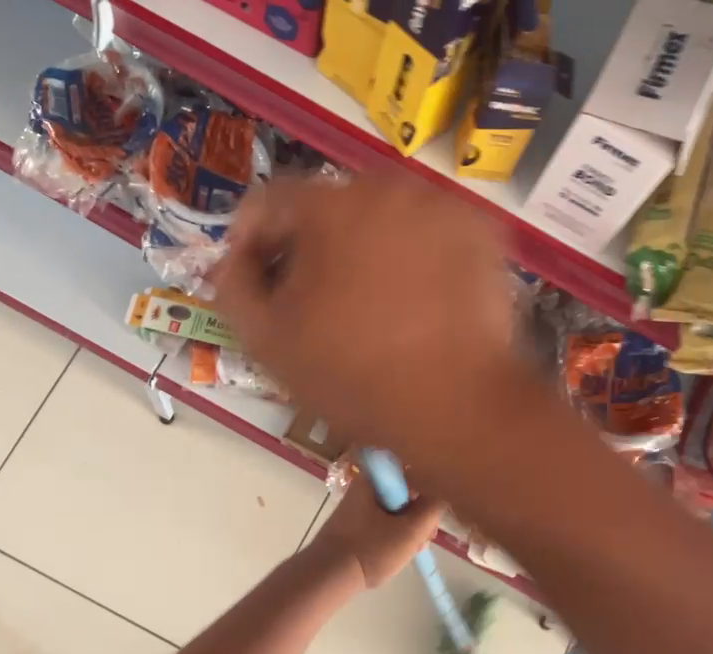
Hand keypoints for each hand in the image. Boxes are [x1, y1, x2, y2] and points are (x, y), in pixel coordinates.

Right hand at [211, 171, 534, 459]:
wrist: (455, 406)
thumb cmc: (354, 378)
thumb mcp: (270, 344)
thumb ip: (234, 289)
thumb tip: (232, 261)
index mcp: (326, 206)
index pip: (268, 203)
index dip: (251, 244)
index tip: (255, 283)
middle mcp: (385, 187)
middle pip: (329, 207)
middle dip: (311, 248)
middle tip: (312, 302)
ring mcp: (440, 206)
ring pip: (382, 219)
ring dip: (364, 252)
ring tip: (367, 308)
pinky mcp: (480, 234)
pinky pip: (429, 236)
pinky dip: (414, 260)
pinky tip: (414, 305)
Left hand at [304, 470, 445, 588]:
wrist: (327, 576)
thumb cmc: (370, 549)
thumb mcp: (410, 530)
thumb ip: (432, 508)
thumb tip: (442, 493)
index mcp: (373, 480)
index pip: (409, 469)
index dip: (428, 487)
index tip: (434, 510)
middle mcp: (362, 488)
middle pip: (403, 493)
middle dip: (419, 515)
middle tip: (425, 537)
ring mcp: (355, 508)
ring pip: (393, 512)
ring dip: (408, 528)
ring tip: (413, 550)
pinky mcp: (351, 526)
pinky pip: (380, 524)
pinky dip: (393, 536)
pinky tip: (399, 555)